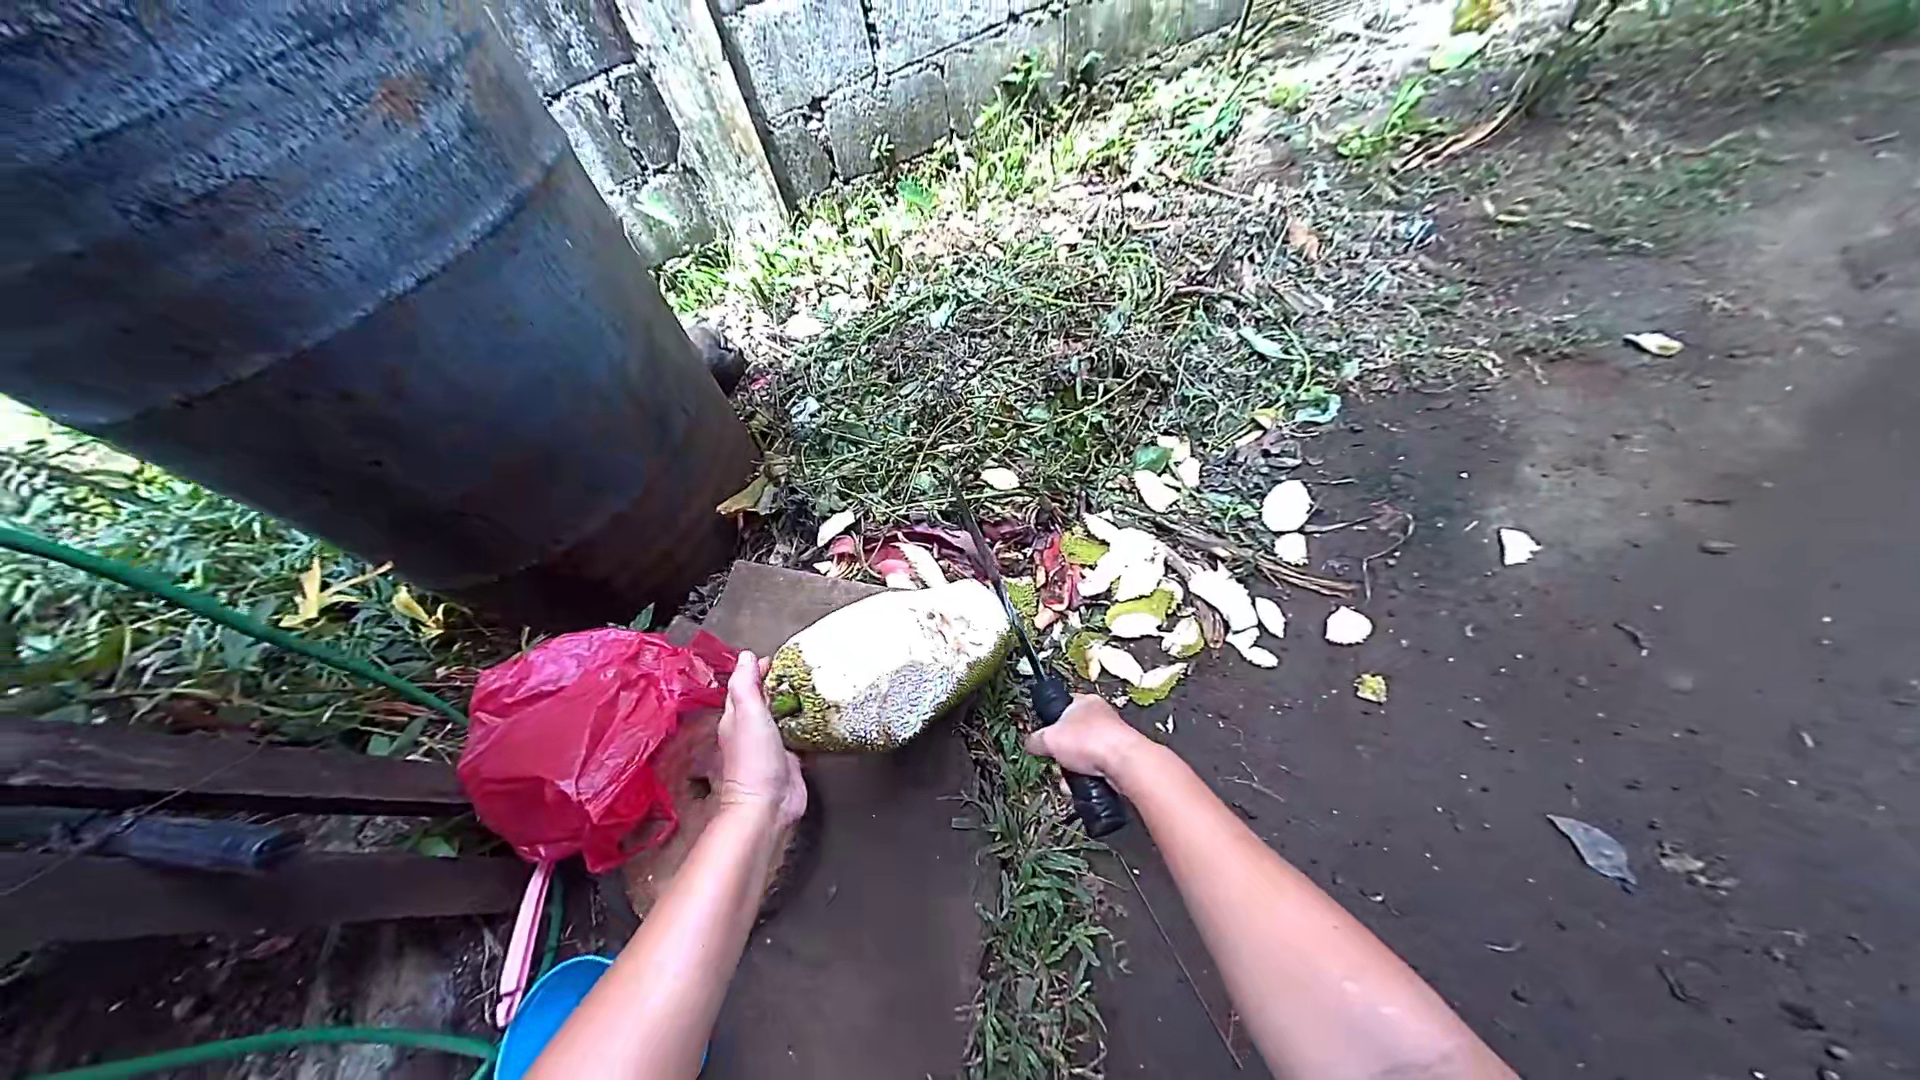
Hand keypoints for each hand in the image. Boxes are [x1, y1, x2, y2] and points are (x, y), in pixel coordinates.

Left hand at [717, 650, 806, 828]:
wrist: (768, 804)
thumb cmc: (754, 758)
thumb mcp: (747, 713)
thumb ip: (745, 685)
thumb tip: (746, 656)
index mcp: (737, 716)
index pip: (747, 685)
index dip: (760, 670)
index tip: (781, 658)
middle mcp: (754, 728)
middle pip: (768, 699)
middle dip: (783, 684)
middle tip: (806, 670)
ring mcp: (774, 744)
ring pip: (786, 716)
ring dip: (799, 703)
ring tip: (819, 686)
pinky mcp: (793, 757)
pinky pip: (802, 735)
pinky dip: (811, 725)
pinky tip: (824, 715)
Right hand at [1024, 694, 1154, 784]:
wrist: (1125, 763)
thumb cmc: (1087, 741)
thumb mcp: (1049, 739)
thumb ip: (1035, 740)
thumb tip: (1030, 744)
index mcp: (1084, 701)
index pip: (1063, 705)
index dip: (1051, 721)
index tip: (1045, 735)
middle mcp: (1100, 716)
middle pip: (1072, 734)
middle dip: (1062, 752)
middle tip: (1056, 760)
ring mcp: (1112, 737)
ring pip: (1083, 754)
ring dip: (1073, 769)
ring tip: (1069, 778)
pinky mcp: (1120, 757)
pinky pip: (1096, 767)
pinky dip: (1087, 777)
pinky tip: (1082, 784)